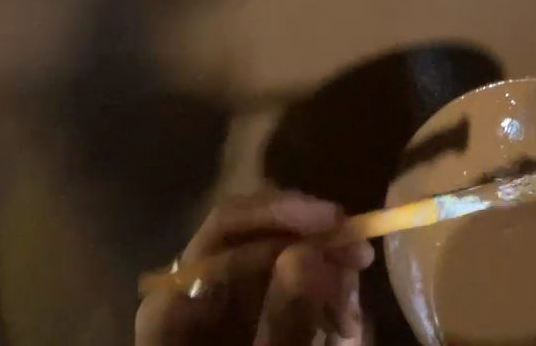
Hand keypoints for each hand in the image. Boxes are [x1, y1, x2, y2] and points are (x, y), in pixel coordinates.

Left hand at [137, 190, 374, 345]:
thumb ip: (284, 321)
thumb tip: (311, 249)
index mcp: (175, 303)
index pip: (229, 228)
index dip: (283, 213)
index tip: (338, 222)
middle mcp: (189, 291)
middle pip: (252, 234)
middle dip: (310, 238)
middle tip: (360, 251)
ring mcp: (215, 307)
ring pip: (273, 256)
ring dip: (320, 266)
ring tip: (356, 303)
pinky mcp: (243, 322)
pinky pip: (281, 287)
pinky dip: (316, 294)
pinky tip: (344, 321)